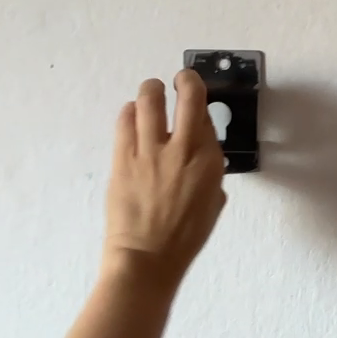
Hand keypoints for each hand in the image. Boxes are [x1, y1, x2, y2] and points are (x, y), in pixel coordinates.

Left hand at [102, 70, 227, 287]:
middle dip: (186, 79)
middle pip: (188, 95)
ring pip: (150, 100)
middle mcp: (183, 149)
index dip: (201, 109)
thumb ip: (210, 172)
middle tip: (181, 78)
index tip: (196, 108)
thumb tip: (201, 154)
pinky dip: (130, 111)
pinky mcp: (123, 158)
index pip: (207, 118)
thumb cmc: (185, 237)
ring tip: (152, 91)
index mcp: (210, 161)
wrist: (146, 259)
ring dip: (152, 90)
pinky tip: (132, 115)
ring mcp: (151, 151)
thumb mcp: (213, 202)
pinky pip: (125, 121)